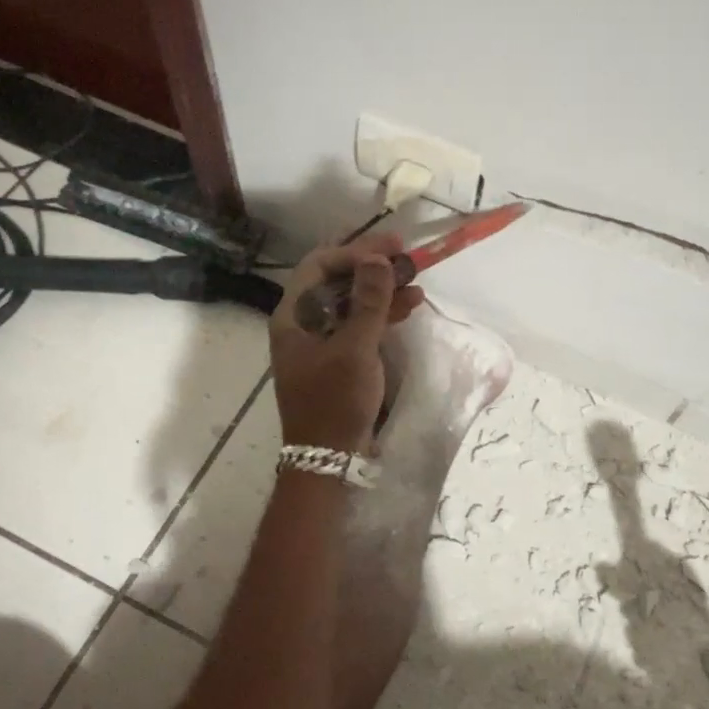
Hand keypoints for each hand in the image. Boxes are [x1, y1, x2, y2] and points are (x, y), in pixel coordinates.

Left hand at [269, 232, 422, 452]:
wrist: (327, 461)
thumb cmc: (335, 402)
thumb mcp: (355, 349)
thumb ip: (368, 302)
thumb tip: (378, 259)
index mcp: (293, 317)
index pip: (318, 265)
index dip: (354, 251)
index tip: (390, 247)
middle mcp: (301, 324)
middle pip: (334, 281)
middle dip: (370, 267)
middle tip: (405, 255)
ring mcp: (318, 344)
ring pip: (349, 304)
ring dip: (380, 290)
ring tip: (415, 281)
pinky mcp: (335, 362)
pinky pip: (357, 326)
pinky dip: (380, 315)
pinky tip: (408, 308)